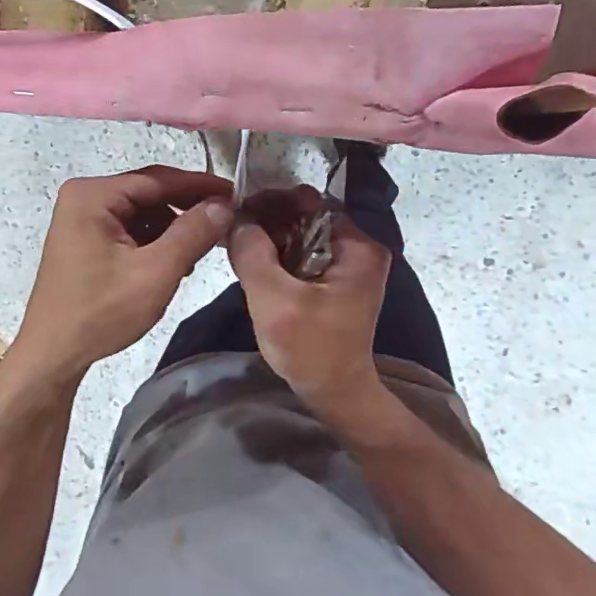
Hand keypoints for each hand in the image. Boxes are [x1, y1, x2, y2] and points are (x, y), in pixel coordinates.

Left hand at [13, 165, 233, 373]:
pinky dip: (155, 239)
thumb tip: (224, 206)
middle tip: (227, 220)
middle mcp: (85, 197)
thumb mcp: (155, 272)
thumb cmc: (101, 312)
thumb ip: (192, 234)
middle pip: (149, 192)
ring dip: (173, 226)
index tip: (237, 195)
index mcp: (93, 195)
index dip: (201, 186)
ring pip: (142, 211)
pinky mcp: (85, 239)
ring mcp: (82, 218)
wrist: (53, 354)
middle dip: (188, 206)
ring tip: (204, 246)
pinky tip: (176, 259)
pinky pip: (130, 227)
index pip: (158, 180)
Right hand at [229, 188, 392, 407]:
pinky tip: (255, 261)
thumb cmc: (311, 349)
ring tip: (239, 244)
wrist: (335, 393)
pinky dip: (279, 255)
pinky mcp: (337, 281)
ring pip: (302, 235)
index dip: (274, 203)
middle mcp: (360, 249)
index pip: (311, 204)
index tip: (240, 211)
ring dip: (271, 237)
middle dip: (270, 220)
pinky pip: (303, 255)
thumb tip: (236, 218)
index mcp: (357, 247)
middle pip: (306, 217)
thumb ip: (253, 253)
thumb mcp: (274, 299)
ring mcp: (350, 265)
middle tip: (235, 229)